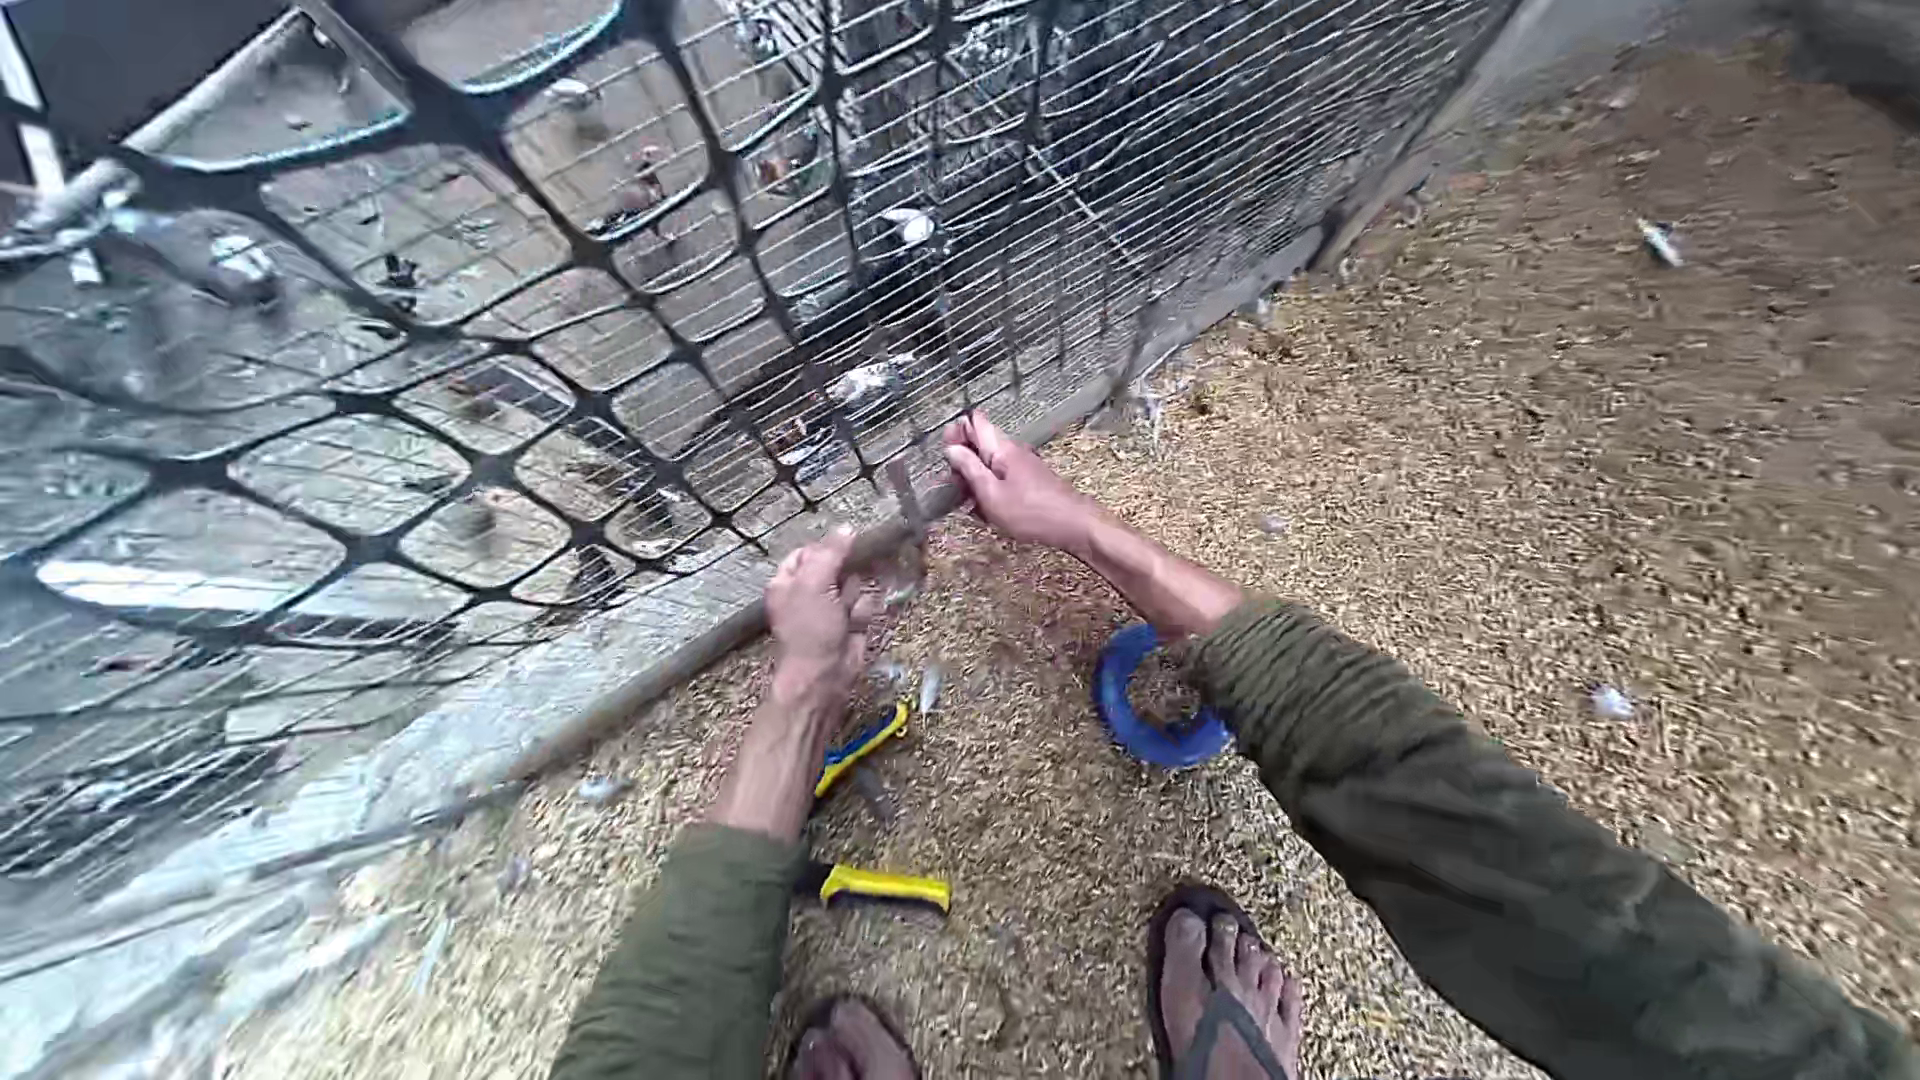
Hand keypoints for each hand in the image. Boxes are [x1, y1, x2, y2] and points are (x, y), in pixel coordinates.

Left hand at [765, 528, 873, 709]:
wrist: (824, 674)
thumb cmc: (810, 628)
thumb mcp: (814, 583)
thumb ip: (831, 553)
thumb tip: (848, 528)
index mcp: (789, 580)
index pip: (809, 551)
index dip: (826, 548)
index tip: (844, 546)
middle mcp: (809, 591)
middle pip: (836, 564)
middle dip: (846, 572)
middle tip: (847, 579)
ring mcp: (832, 606)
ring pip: (855, 582)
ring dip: (854, 595)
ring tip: (847, 612)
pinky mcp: (853, 620)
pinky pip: (865, 602)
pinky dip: (863, 611)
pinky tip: (856, 622)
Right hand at [943, 411, 1103, 553]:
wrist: (1074, 525)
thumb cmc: (1031, 512)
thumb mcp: (991, 493)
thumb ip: (969, 469)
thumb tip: (951, 448)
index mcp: (1001, 448)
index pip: (974, 422)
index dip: (956, 432)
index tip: (945, 455)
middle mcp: (1011, 452)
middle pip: (979, 445)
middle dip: (961, 463)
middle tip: (952, 487)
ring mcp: (1021, 467)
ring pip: (989, 466)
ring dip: (974, 482)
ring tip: (968, 506)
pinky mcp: (1028, 482)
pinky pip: (1001, 480)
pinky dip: (989, 492)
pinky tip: (987, 513)